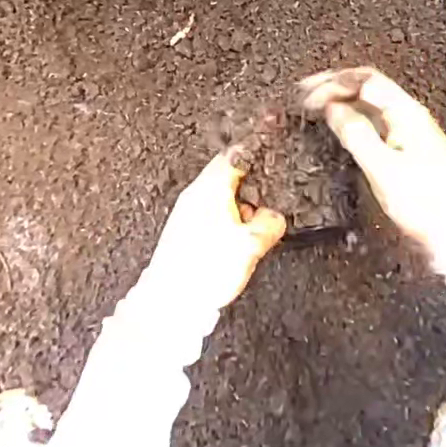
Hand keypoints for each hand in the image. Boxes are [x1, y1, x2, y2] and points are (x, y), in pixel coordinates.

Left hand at [141, 151, 286, 313]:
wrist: (170, 302)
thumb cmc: (204, 271)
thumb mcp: (250, 244)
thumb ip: (269, 223)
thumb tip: (275, 217)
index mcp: (210, 189)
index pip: (234, 154)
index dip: (255, 149)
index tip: (269, 144)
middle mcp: (195, 195)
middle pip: (228, 173)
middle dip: (251, 183)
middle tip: (269, 194)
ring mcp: (188, 212)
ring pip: (221, 195)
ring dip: (240, 203)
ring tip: (254, 224)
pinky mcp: (186, 230)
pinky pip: (213, 212)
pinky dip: (228, 218)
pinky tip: (237, 237)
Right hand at [298, 68, 445, 256]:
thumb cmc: (426, 203)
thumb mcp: (383, 169)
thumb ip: (356, 134)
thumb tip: (332, 109)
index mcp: (406, 113)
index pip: (364, 79)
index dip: (332, 83)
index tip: (307, 95)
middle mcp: (410, 115)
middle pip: (368, 86)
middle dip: (335, 85)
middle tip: (306, 93)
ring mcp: (411, 130)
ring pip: (371, 102)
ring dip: (343, 99)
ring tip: (318, 105)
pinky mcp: (409, 146)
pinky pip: (376, 119)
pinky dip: (353, 116)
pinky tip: (342, 127)